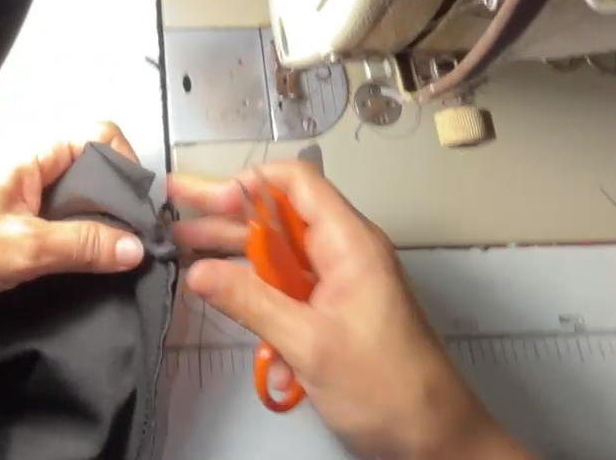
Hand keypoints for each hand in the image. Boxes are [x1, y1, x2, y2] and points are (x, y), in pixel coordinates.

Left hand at [0, 123, 148, 305]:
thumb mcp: (21, 252)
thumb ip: (82, 245)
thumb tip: (138, 246)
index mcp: (31, 145)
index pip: (101, 134)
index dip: (128, 168)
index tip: (138, 216)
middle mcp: (21, 146)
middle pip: (85, 155)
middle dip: (109, 195)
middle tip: (122, 241)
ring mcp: (2, 167)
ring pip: (62, 178)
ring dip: (82, 210)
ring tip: (94, 251)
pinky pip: (39, 193)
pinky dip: (57, 217)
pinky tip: (57, 250)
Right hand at [171, 162, 525, 459]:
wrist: (439, 443)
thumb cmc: (384, 387)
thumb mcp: (310, 345)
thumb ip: (250, 302)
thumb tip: (195, 271)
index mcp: (348, 241)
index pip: (296, 182)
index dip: (251, 182)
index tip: (210, 199)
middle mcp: (342, 247)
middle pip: (278, 211)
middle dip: (227, 208)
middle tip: (176, 203)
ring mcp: (336, 275)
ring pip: (277, 244)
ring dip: (231, 242)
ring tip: (179, 237)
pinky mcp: (331, 302)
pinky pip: (285, 275)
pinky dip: (251, 273)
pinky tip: (214, 276)